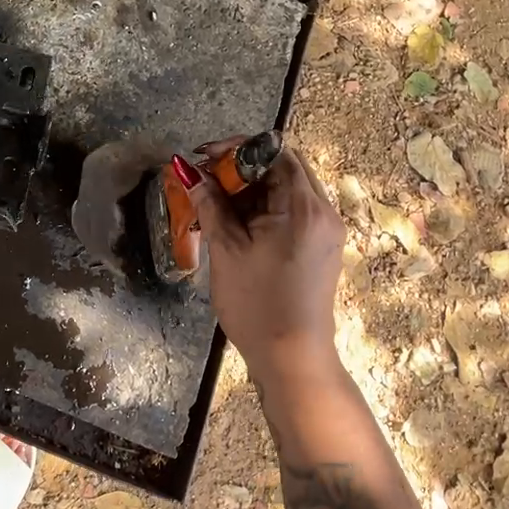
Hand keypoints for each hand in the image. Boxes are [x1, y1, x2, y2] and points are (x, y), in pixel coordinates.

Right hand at [189, 139, 344, 382]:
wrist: (292, 361)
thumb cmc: (257, 303)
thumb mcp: (226, 247)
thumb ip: (208, 201)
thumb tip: (185, 166)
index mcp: (305, 208)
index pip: (274, 152)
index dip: (236, 147)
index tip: (201, 157)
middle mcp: (322, 213)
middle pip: (280, 167)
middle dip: (237, 166)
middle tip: (201, 179)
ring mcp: (323, 231)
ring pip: (281, 188)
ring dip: (245, 188)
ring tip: (210, 201)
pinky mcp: (317, 247)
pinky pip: (287, 210)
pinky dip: (257, 207)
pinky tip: (230, 222)